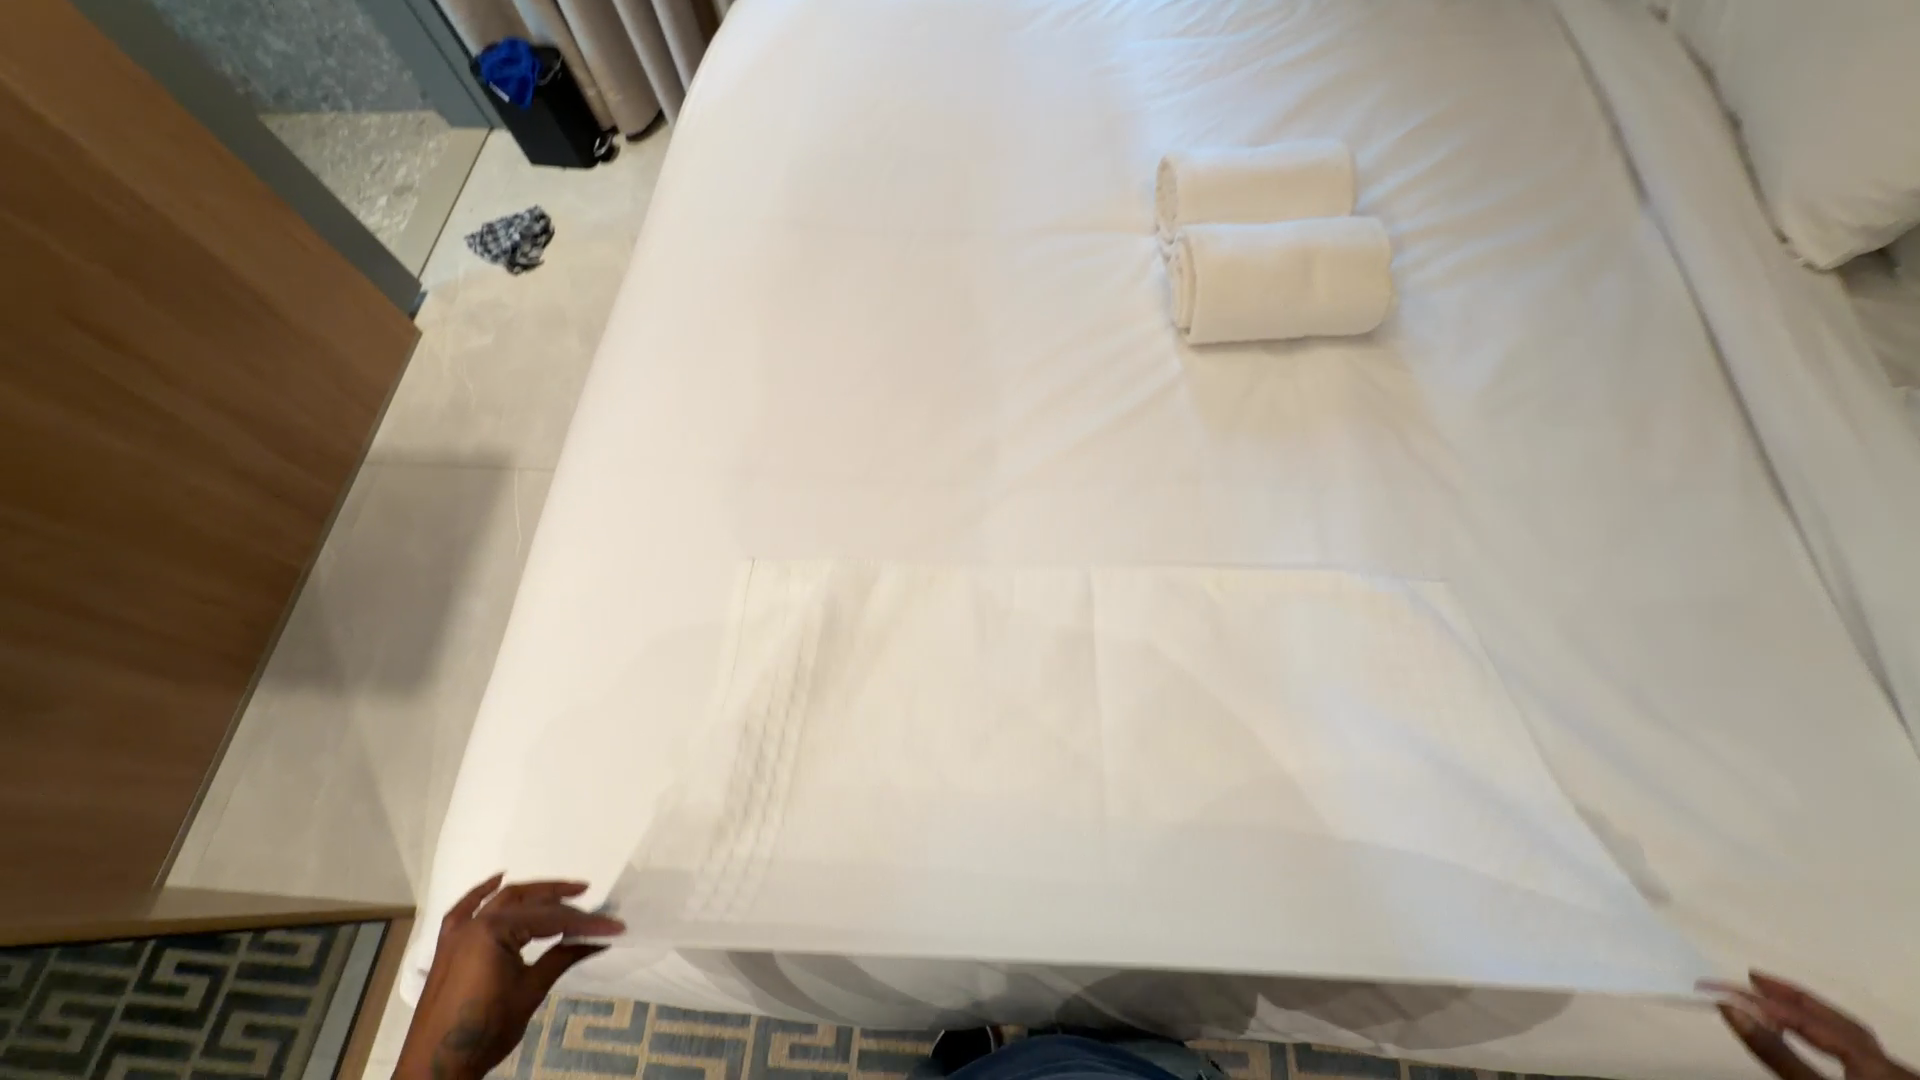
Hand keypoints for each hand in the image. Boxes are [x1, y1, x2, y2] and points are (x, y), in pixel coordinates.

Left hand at [395, 874, 624, 1079]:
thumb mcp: (530, 991)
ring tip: (564, 894)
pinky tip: (498, 880)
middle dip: (562, 902)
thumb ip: (562, 957)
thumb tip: (598, 939)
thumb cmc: (485, 1030)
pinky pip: (464, 910)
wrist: (434, 1067)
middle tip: (592, 904)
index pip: (551, 919)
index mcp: (494, 931)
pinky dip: (481, 893)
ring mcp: (457, 934)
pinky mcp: (447, 947)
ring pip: (502, 901)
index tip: (614, 927)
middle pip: (528, 903)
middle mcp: (475, 923)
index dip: (585, 923)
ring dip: (533, 895)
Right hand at [1704, 972, 1916, 1079]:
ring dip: (1812, 1015)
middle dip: (1793, 998)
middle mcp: (1893, 1067)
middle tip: (1752, 978)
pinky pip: (1860, 1052)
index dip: (1761, 1002)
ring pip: (1853, 1037)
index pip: (1808, 1021)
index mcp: (1875, 1064)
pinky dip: (1830, 1036)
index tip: (1716, 989)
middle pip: (1839, 1022)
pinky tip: (1815, 1038)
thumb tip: (1729, 1007)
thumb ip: (1776, 1053)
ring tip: (1776, 1001)